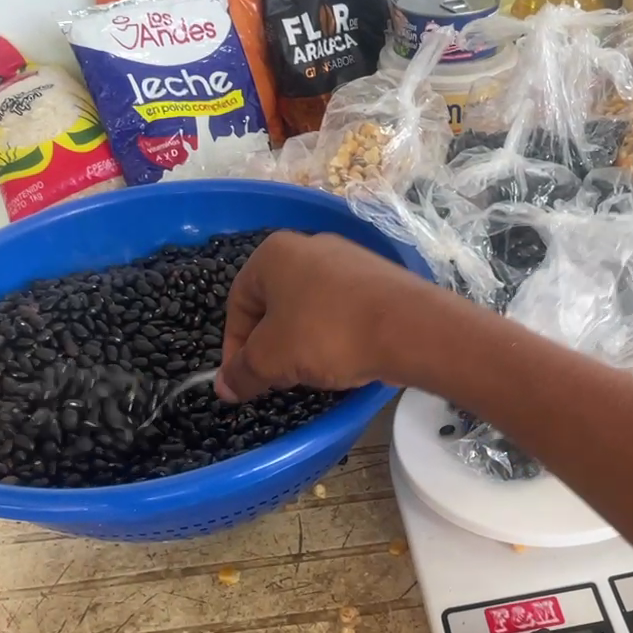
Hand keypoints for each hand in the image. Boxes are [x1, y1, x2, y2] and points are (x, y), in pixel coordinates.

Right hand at [216, 231, 446, 401]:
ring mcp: (349, 260)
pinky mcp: (379, 280)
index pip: (238, 303)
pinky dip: (336, 336)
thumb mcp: (272, 359)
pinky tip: (346, 359)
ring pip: (310, 309)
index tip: (242, 380)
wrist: (408, 327)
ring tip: (313, 373)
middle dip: (271, 346)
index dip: (234, 347)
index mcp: (273, 254)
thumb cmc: (326, 334)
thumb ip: (243, 372)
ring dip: (303, 344)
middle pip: (275, 305)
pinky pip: (344, 311)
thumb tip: (223, 386)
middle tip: (278, 379)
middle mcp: (309, 246)